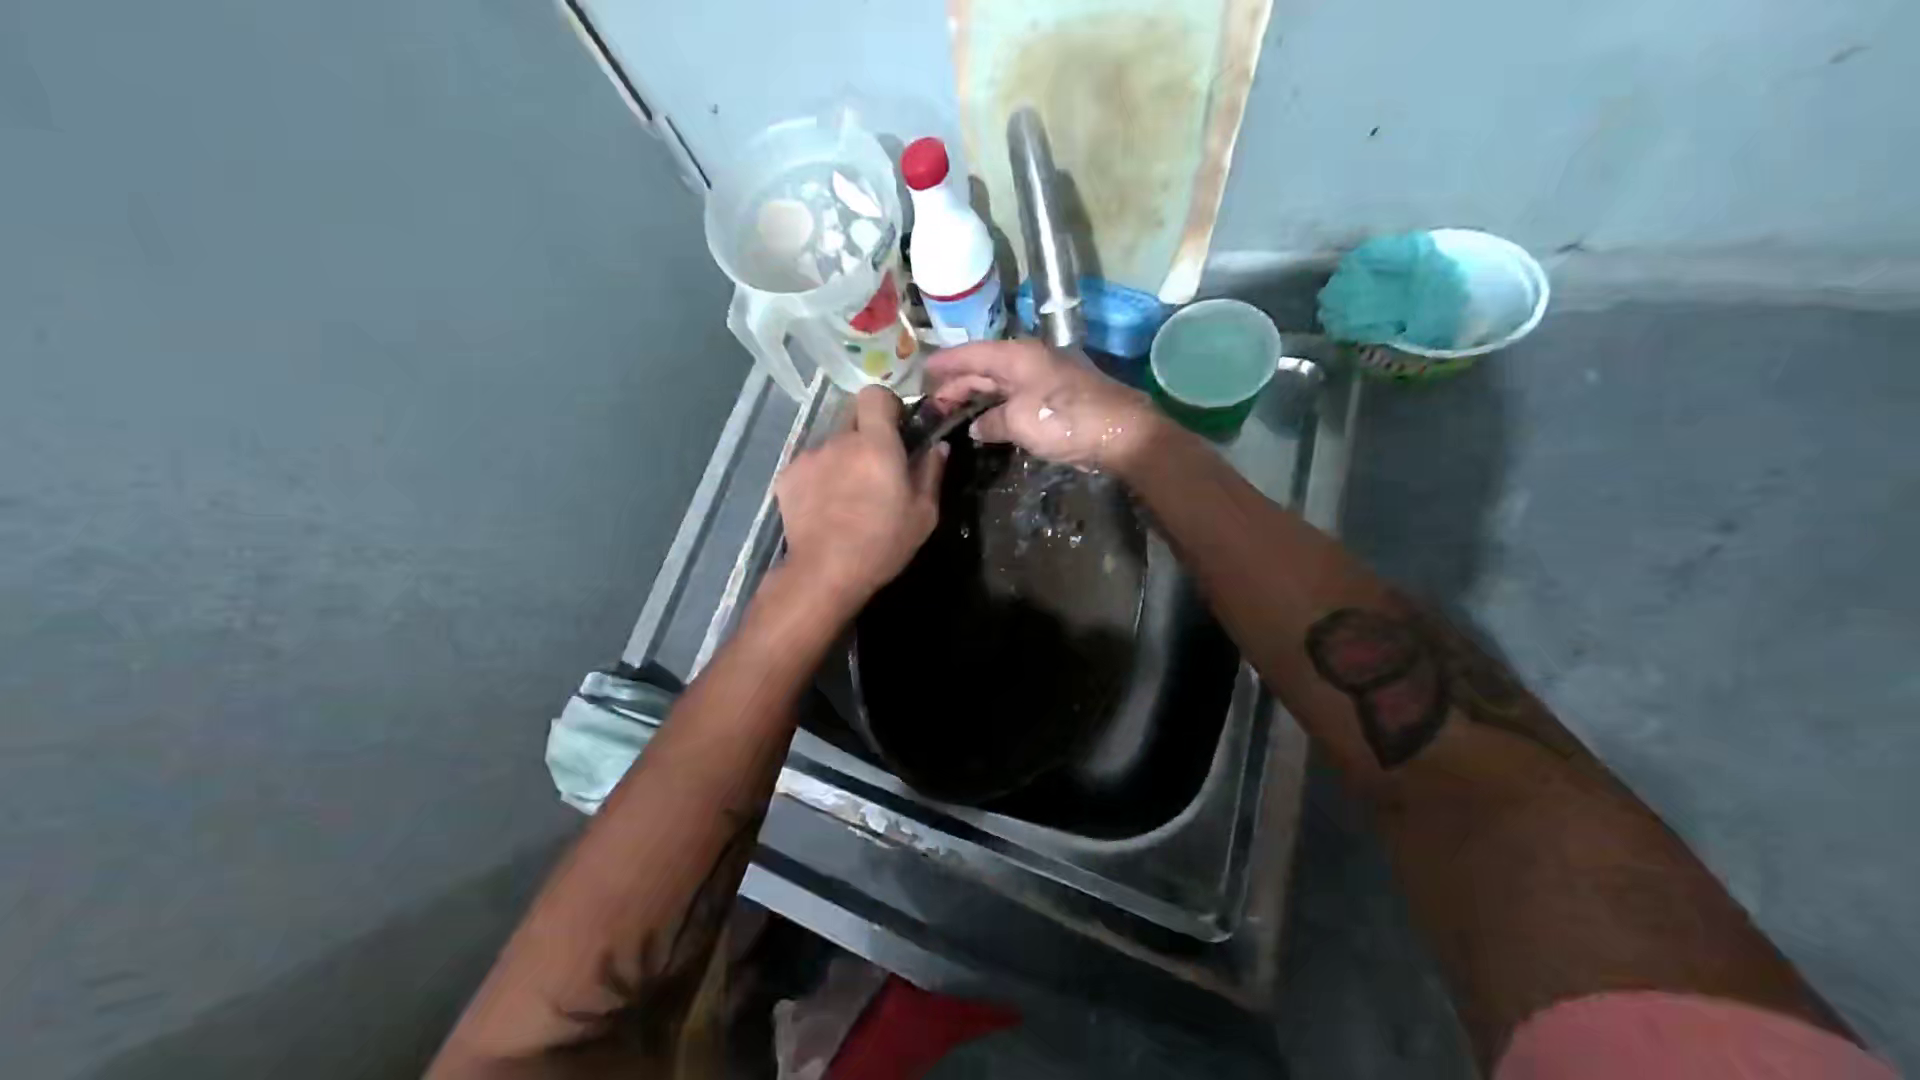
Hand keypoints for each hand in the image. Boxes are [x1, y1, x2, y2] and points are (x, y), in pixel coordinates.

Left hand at [775, 386, 946, 609]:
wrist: (825, 573)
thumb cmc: (883, 543)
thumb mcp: (923, 514)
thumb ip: (931, 472)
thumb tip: (938, 446)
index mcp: (876, 444)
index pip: (875, 394)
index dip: (886, 406)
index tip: (896, 428)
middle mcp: (839, 441)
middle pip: (853, 419)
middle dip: (866, 436)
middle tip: (876, 468)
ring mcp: (809, 457)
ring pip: (831, 444)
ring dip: (842, 459)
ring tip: (848, 497)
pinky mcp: (787, 476)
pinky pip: (810, 465)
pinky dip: (819, 478)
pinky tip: (825, 508)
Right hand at [926, 341, 1164, 473]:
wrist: (1121, 434)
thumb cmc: (1066, 420)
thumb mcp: (1021, 421)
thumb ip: (993, 422)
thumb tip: (976, 427)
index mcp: (1017, 356)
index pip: (971, 354)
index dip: (946, 363)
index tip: (923, 372)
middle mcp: (1029, 362)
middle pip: (984, 369)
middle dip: (957, 384)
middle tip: (932, 402)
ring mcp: (1044, 380)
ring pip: (1000, 385)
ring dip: (976, 397)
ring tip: (952, 411)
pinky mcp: (1055, 401)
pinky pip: (1016, 399)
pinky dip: (996, 409)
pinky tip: (986, 422)